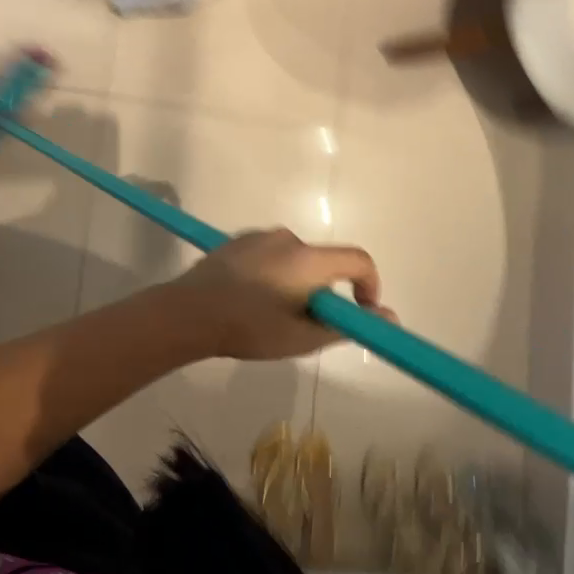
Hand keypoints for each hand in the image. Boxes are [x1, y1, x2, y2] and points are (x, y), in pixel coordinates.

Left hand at [167, 228, 395, 360]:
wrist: (188, 312)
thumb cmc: (249, 327)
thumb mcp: (304, 337)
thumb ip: (347, 325)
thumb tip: (385, 316)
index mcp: (307, 258)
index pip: (358, 259)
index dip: (370, 285)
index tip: (360, 311)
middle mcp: (285, 238)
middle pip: (323, 261)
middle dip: (325, 290)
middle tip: (308, 322)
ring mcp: (256, 236)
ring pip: (295, 259)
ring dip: (297, 282)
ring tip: (274, 314)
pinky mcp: (235, 241)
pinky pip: (269, 255)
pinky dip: (274, 274)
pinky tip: (252, 300)